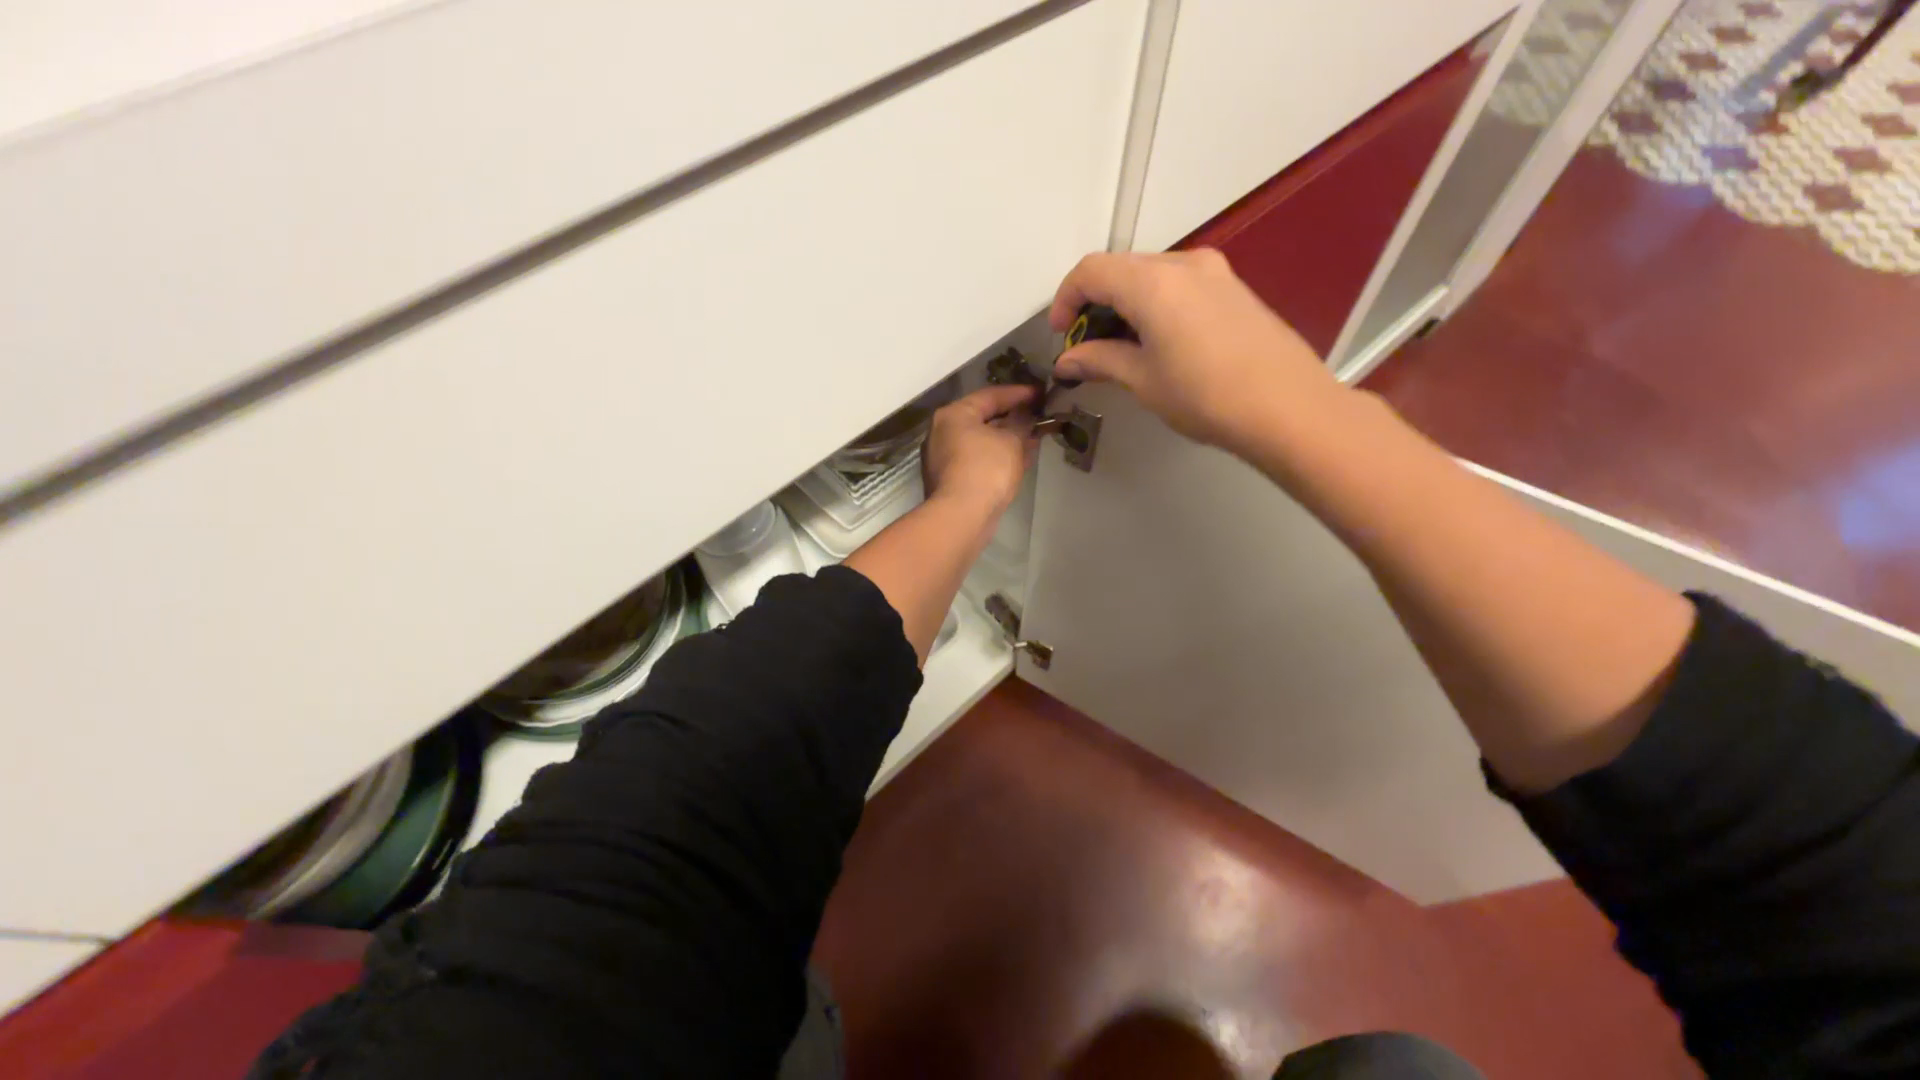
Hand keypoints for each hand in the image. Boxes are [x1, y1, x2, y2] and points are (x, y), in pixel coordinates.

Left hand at [921, 384, 1039, 513]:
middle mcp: (942, 432)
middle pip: (983, 418)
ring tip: (1035, 439)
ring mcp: (943, 458)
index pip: (990, 395)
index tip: (1041, 394)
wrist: (962, 516)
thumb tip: (1026, 416)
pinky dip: (998, 457)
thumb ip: (1022, 423)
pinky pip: (978, 460)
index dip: (1019, 393)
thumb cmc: (986, 469)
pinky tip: (1020, 460)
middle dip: (1013, 418)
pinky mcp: (950, 480)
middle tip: (1039, 417)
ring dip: (1008, 440)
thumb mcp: (1011, 440)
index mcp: (954, 414)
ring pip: (982, 441)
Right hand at [1048, 250, 1346, 455]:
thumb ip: (1100, 360)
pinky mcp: (1234, 289)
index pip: (1091, 271)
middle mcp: (1183, 264)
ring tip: (1122, 350)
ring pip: (1151, 275)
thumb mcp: (1144, 381)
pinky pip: (1180, 285)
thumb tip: (1070, 359)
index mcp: (1153, 282)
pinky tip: (1159, 344)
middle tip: (1088, 347)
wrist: (1289, 409)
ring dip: (1126, 304)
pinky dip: (1156, 305)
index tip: (1062, 336)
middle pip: (1121, 268)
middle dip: (1096, 303)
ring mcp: (1215, 273)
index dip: (1066, 300)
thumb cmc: (1207, 397)